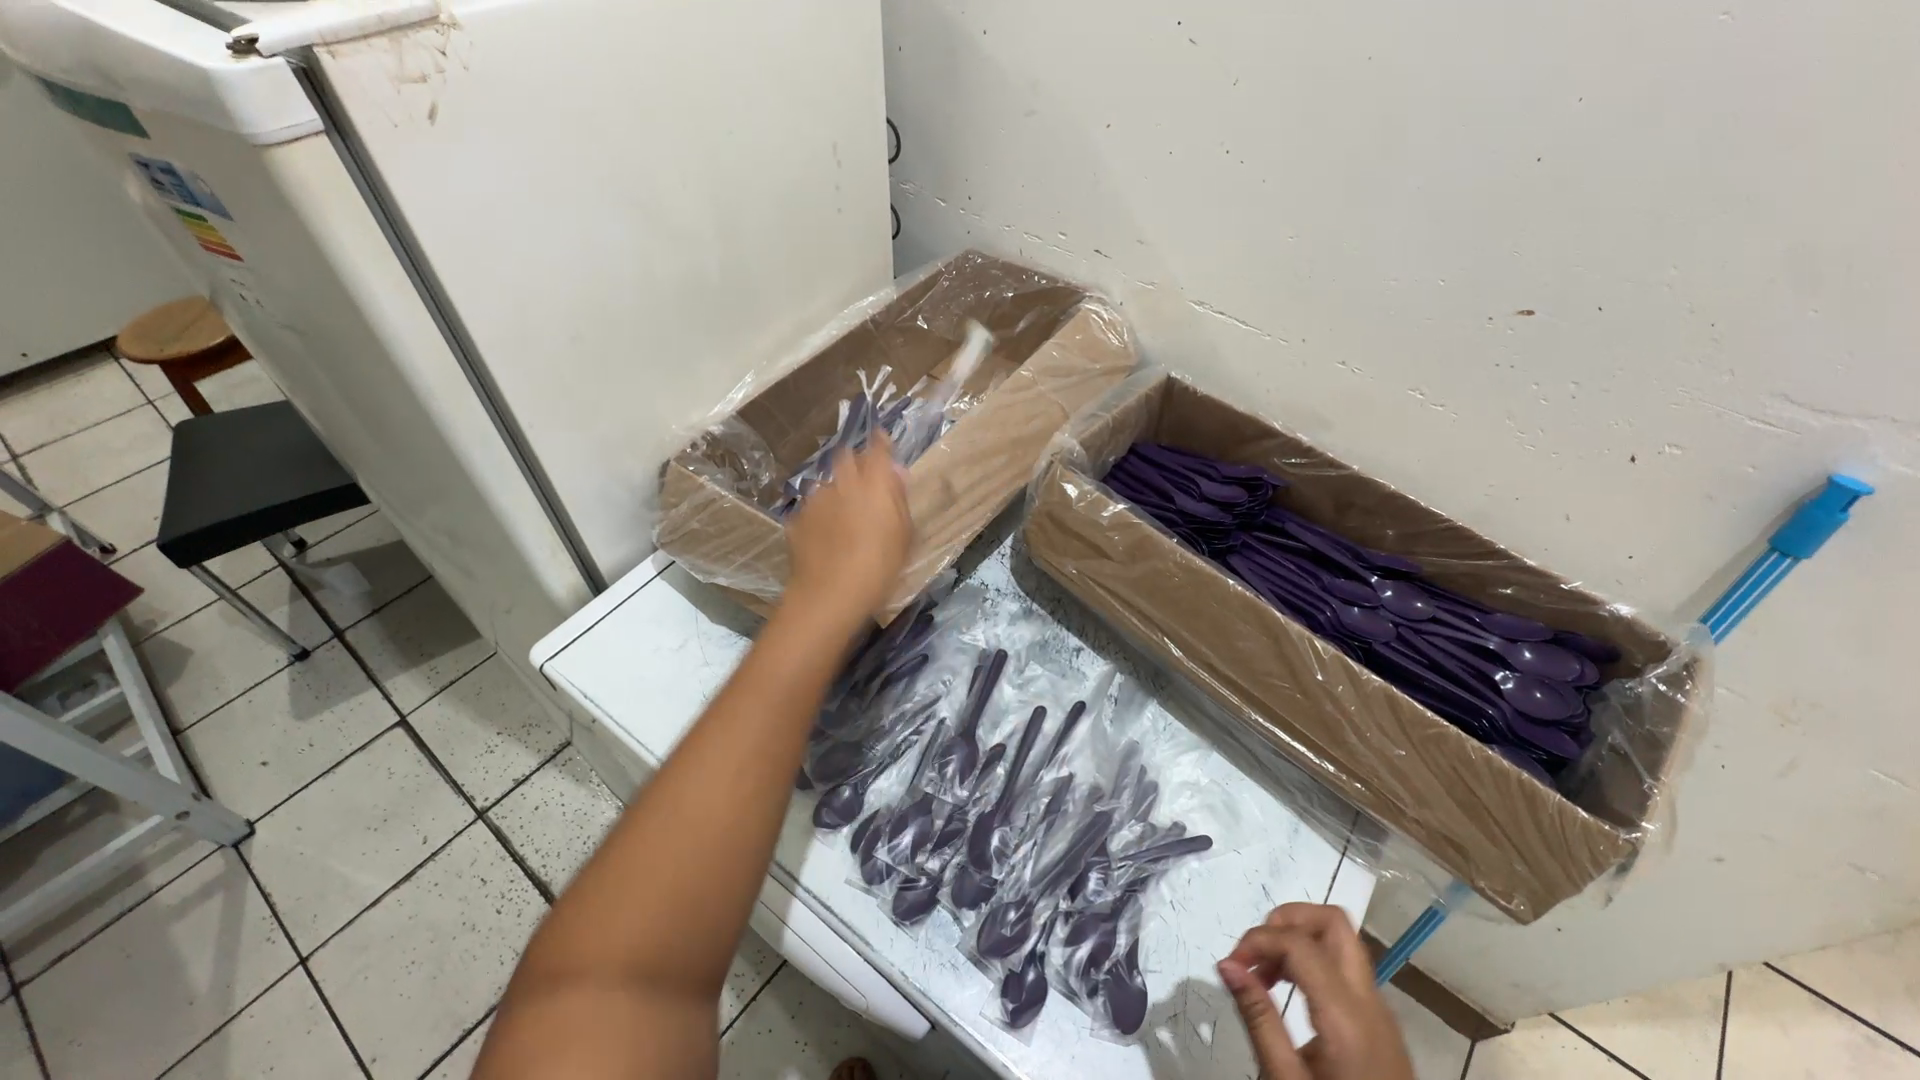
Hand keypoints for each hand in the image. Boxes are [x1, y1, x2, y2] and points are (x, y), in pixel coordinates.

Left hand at [784, 433, 912, 625]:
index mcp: (874, 482)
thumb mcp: (904, 536)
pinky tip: (823, 536)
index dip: (880, 441)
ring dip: (835, 490)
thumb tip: (897, 473)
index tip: (883, 438)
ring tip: (842, 515)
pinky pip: (811, 509)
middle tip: (864, 481)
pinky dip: (818, 515)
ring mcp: (814, 499)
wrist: (829, 595)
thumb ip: (899, 500)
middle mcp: (842, 481)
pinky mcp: (796, 519)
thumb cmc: (879, 567)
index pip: (877, 447)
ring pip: (826, 483)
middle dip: (855, 461)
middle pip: (846, 457)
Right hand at [1218, 904, 1413, 1079]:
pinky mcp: (1379, 1021)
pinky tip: (1289, 993)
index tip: (1229, 966)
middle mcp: (1370, 1000)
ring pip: (1342, 940)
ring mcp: (1380, 1009)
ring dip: (1299, 939)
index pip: (1299, 943)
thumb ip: (1258, 1018)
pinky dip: (1313, 961)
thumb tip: (1227, 965)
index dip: (1257, 940)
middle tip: (1255, 953)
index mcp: (1346, 1016)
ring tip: (1266, 974)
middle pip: (1334, 921)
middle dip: (1286, 921)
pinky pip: (1347, 968)